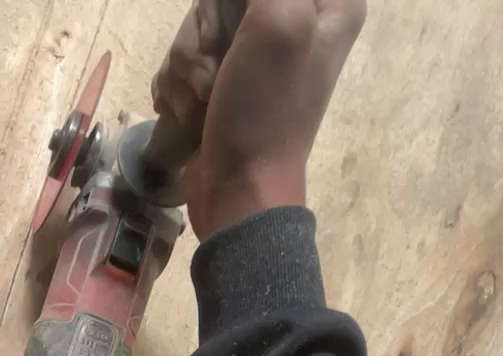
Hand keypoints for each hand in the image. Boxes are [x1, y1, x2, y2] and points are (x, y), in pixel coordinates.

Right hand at [152, 0, 366, 239]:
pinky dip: (176, 91)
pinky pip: (181, 66)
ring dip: (185, 72)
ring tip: (196, 106)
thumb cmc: (264, 111)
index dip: (232, 5)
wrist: (239, 190)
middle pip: (220, 0)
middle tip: (209, 78)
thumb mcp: (277, 21)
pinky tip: (185, 114)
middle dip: (200, 39)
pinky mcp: (218, 86)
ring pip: (195, 31)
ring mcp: (250, 57)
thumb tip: (230, 3)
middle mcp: (292, 21)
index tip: (233, 34)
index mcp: (326, 1)